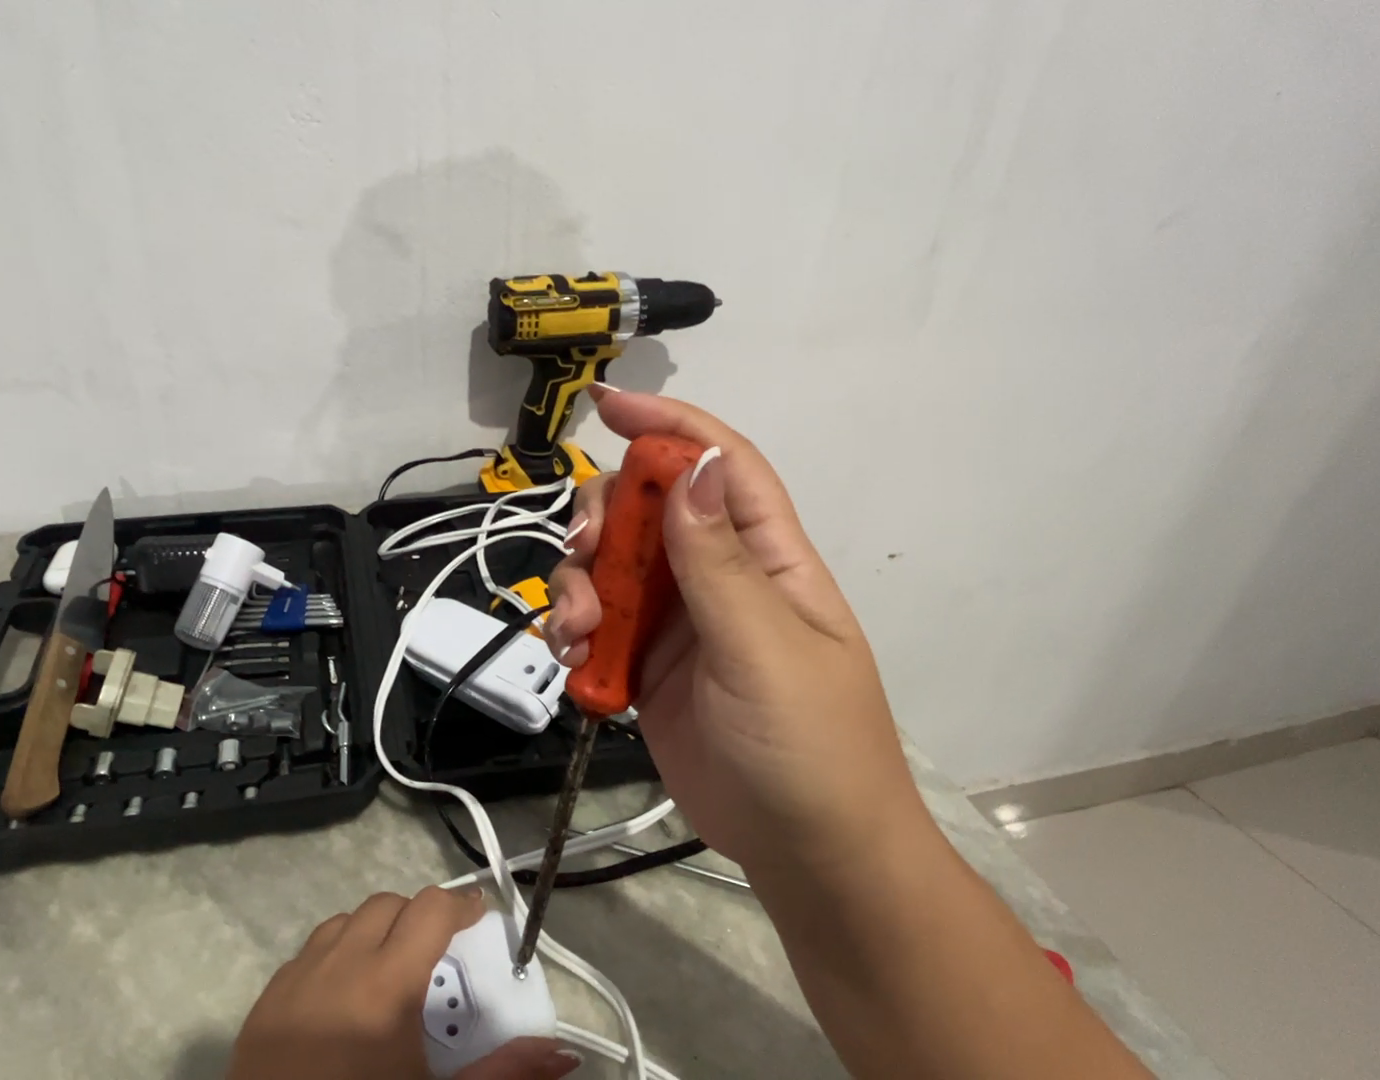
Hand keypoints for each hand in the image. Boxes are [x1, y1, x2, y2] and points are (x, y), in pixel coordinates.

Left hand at [227, 887, 580, 1079]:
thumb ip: (504, 1072)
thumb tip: (564, 1054)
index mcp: (387, 985)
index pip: (431, 909)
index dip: (461, 906)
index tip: (479, 919)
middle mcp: (339, 964)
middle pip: (389, 905)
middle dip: (420, 918)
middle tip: (439, 956)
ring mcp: (297, 977)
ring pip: (347, 920)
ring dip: (376, 931)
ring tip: (391, 972)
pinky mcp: (267, 997)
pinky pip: (310, 949)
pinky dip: (337, 953)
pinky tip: (345, 996)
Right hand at [548, 388, 926, 872]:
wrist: (804, 852)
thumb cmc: (808, 747)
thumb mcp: (765, 651)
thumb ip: (720, 563)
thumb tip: (695, 467)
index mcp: (767, 558)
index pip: (719, 468)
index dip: (669, 428)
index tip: (607, 406)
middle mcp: (718, 578)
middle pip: (646, 510)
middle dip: (602, 519)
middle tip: (579, 553)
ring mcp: (679, 623)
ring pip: (610, 567)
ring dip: (577, 585)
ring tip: (574, 631)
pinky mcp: (646, 666)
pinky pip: (597, 625)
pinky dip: (573, 632)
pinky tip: (571, 659)